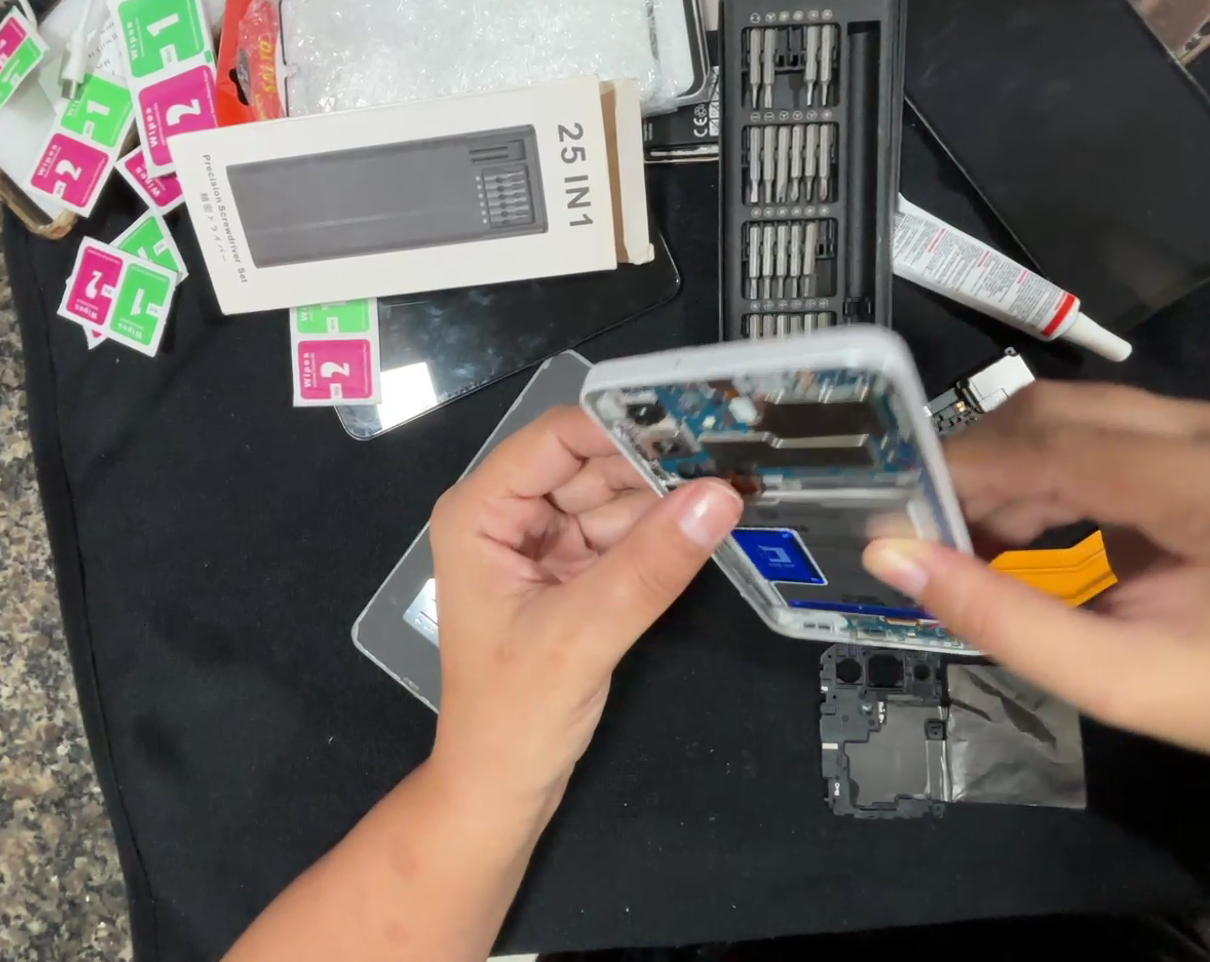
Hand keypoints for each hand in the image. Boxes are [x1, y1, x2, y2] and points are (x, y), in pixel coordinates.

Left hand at [427, 407, 742, 802]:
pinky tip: (701, 528)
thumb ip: (649, 566)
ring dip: (662, 500)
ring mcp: (541, 541)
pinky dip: (657, 534)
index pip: (555, 440)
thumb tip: (718, 495)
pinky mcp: (571, 569)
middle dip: (652, 467)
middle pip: (589, 465)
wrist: (503, 784)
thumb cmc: (515, 713)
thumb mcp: (581, 634)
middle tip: (729, 459)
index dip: (621, 427)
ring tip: (729, 488)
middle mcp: (508, 513)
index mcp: (480, 511)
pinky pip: (621, 534)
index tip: (693, 426)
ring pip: (612, 497)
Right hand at [863, 383, 1209, 781]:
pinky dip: (1029, 468)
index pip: (1077, 452)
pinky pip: (1082, 425)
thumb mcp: (1106, 681)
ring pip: (1063, 413)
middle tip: (932, 526)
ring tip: (974, 533)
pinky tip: (1015, 518)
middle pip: (1063, 414)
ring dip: (1000, 467)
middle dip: (980, 466)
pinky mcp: (1201, 427)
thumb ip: (996, 617)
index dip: (975, 470)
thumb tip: (887, 553)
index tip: (900, 505)